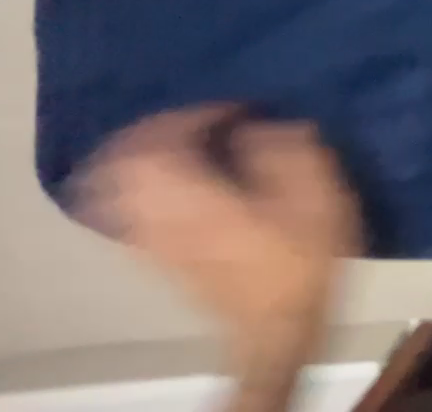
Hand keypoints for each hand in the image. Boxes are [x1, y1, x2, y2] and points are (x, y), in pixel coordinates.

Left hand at [77, 104, 363, 377]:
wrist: (279, 324)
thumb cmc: (304, 256)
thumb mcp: (318, 195)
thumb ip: (290, 152)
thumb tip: (266, 125)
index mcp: (195, 198)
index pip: (161, 143)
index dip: (195, 114)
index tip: (238, 106)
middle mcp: (160, 216)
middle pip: (120, 165)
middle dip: (154, 131)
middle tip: (198, 116)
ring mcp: (153, 240)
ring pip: (114, 189)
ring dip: (141, 157)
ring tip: (184, 142)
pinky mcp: (159, 255)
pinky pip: (127, 210)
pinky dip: (143, 184)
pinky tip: (180, 181)